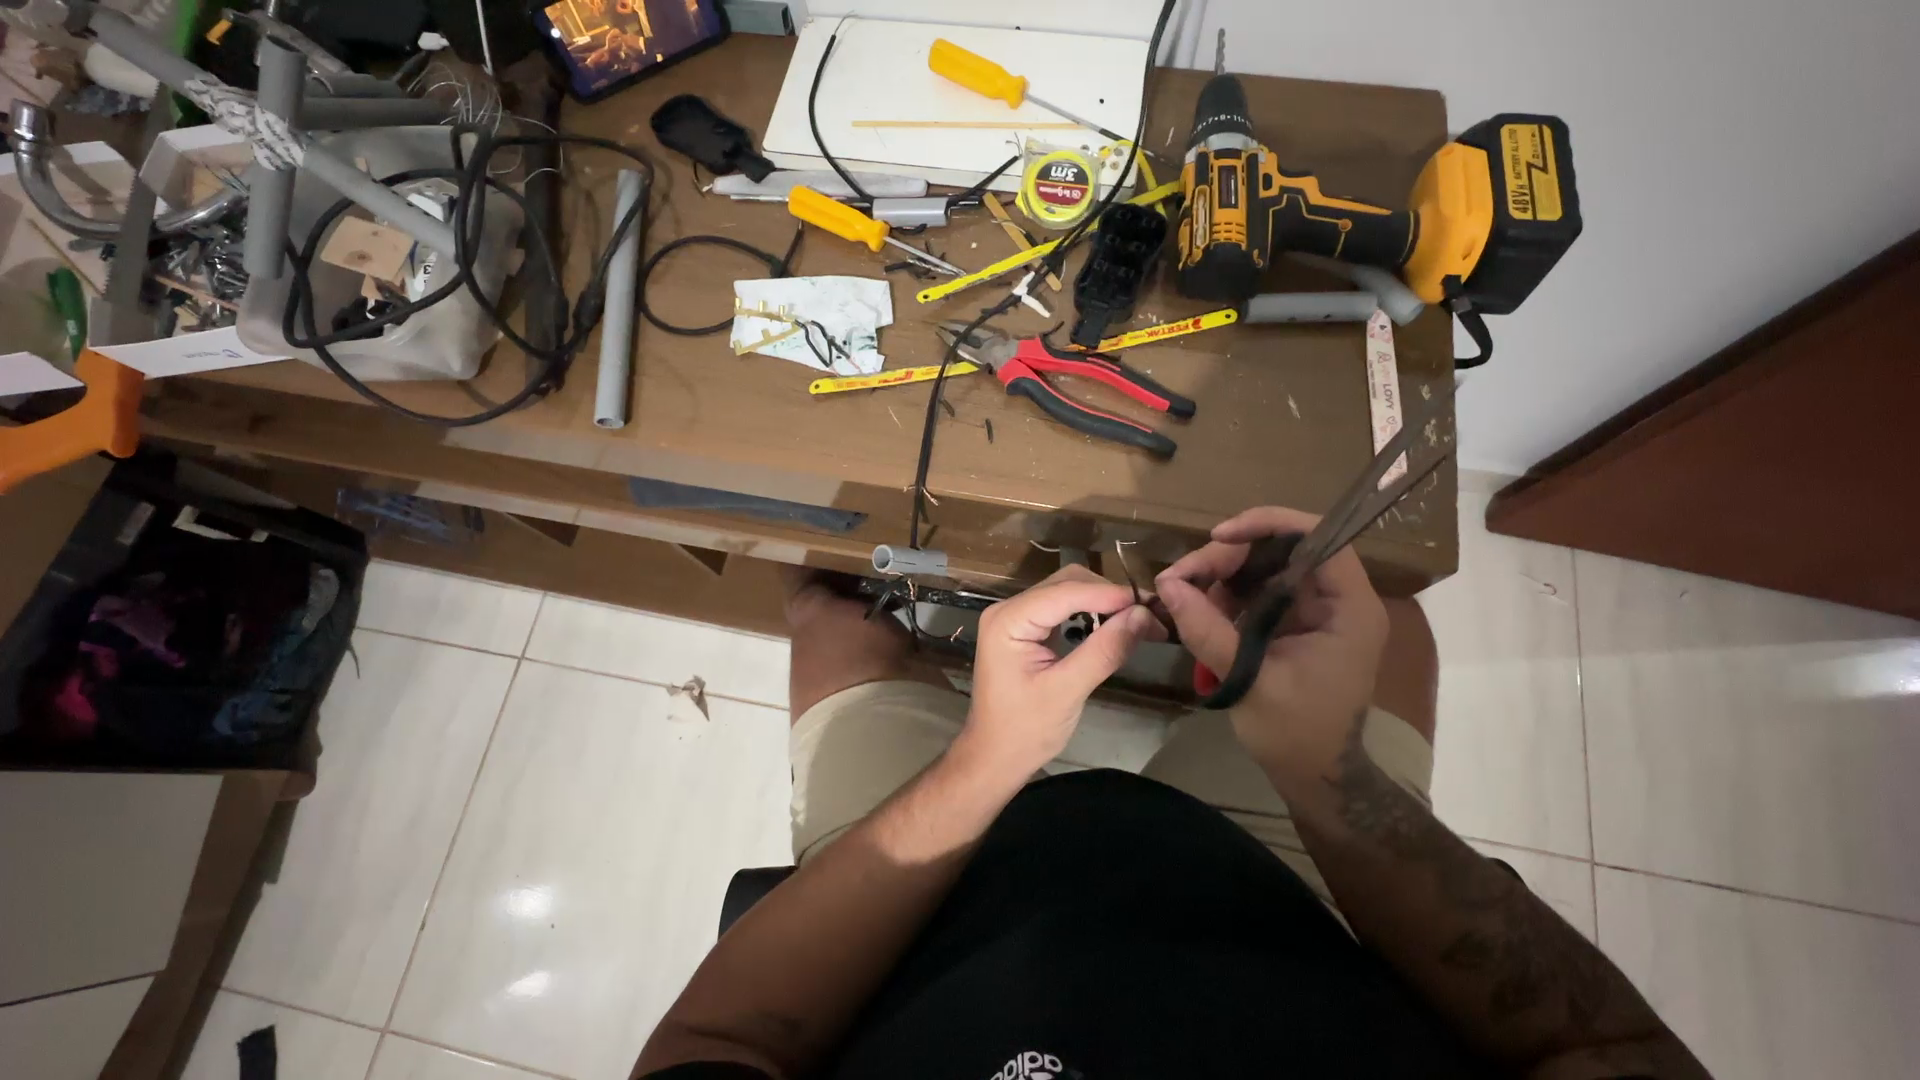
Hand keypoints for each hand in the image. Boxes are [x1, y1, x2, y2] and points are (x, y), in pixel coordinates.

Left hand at [957, 565, 1159, 776]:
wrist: (995, 757)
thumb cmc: (1025, 730)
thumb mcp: (1068, 691)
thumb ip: (1104, 650)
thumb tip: (1143, 616)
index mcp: (1008, 620)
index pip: (1066, 591)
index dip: (1110, 595)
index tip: (1152, 606)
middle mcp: (1009, 609)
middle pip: (1067, 583)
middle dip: (1109, 596)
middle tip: (1150, 617)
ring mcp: (1016, 618)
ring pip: (1068, 592)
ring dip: (1103, 603)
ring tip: (1138, 621)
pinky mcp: (1026, 630)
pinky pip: (1063, 609)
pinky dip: (1091, 613)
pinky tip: (1113, 626)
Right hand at [1154, 507, 1388, 777]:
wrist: (1312, 773)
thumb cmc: (1296, 732)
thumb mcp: (1250, 681)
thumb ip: (1210, 632)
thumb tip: (1168, 586)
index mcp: (1349, 608)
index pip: (1320, 539)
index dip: (1269, 525)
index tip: (1219, 537)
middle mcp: (1335, 599)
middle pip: (1281, 550)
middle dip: (1228, 557)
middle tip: (1179, 577)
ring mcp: (1312, 611)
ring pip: (1263, 567)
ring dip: (1219, 574)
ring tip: (1179, 594)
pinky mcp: (1290, 623)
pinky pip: (1255, 591)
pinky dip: (1223, 595)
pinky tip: (1196, 610)